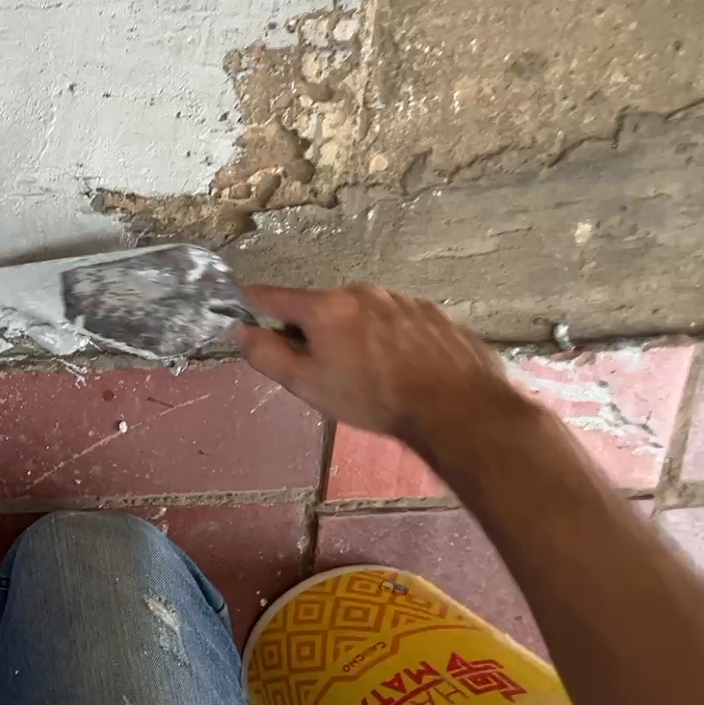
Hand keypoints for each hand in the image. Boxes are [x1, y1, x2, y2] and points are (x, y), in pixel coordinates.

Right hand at [236, 284, 519, 443]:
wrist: (461, 410)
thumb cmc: (372, 398)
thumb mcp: (305, 384)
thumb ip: (266, 354)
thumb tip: (244, 332)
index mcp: (325, 307)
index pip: (273, 296)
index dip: (253, 303)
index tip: (243, 309)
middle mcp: (363, 294)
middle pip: (320, 307)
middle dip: (311, 329)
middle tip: (318, 364)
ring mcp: (404, 301)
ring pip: (359, 314)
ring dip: (351, 333)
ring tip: (365, 370)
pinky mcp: (436, 316)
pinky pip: (395, 322)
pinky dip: (387, 339)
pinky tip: (399, 368)